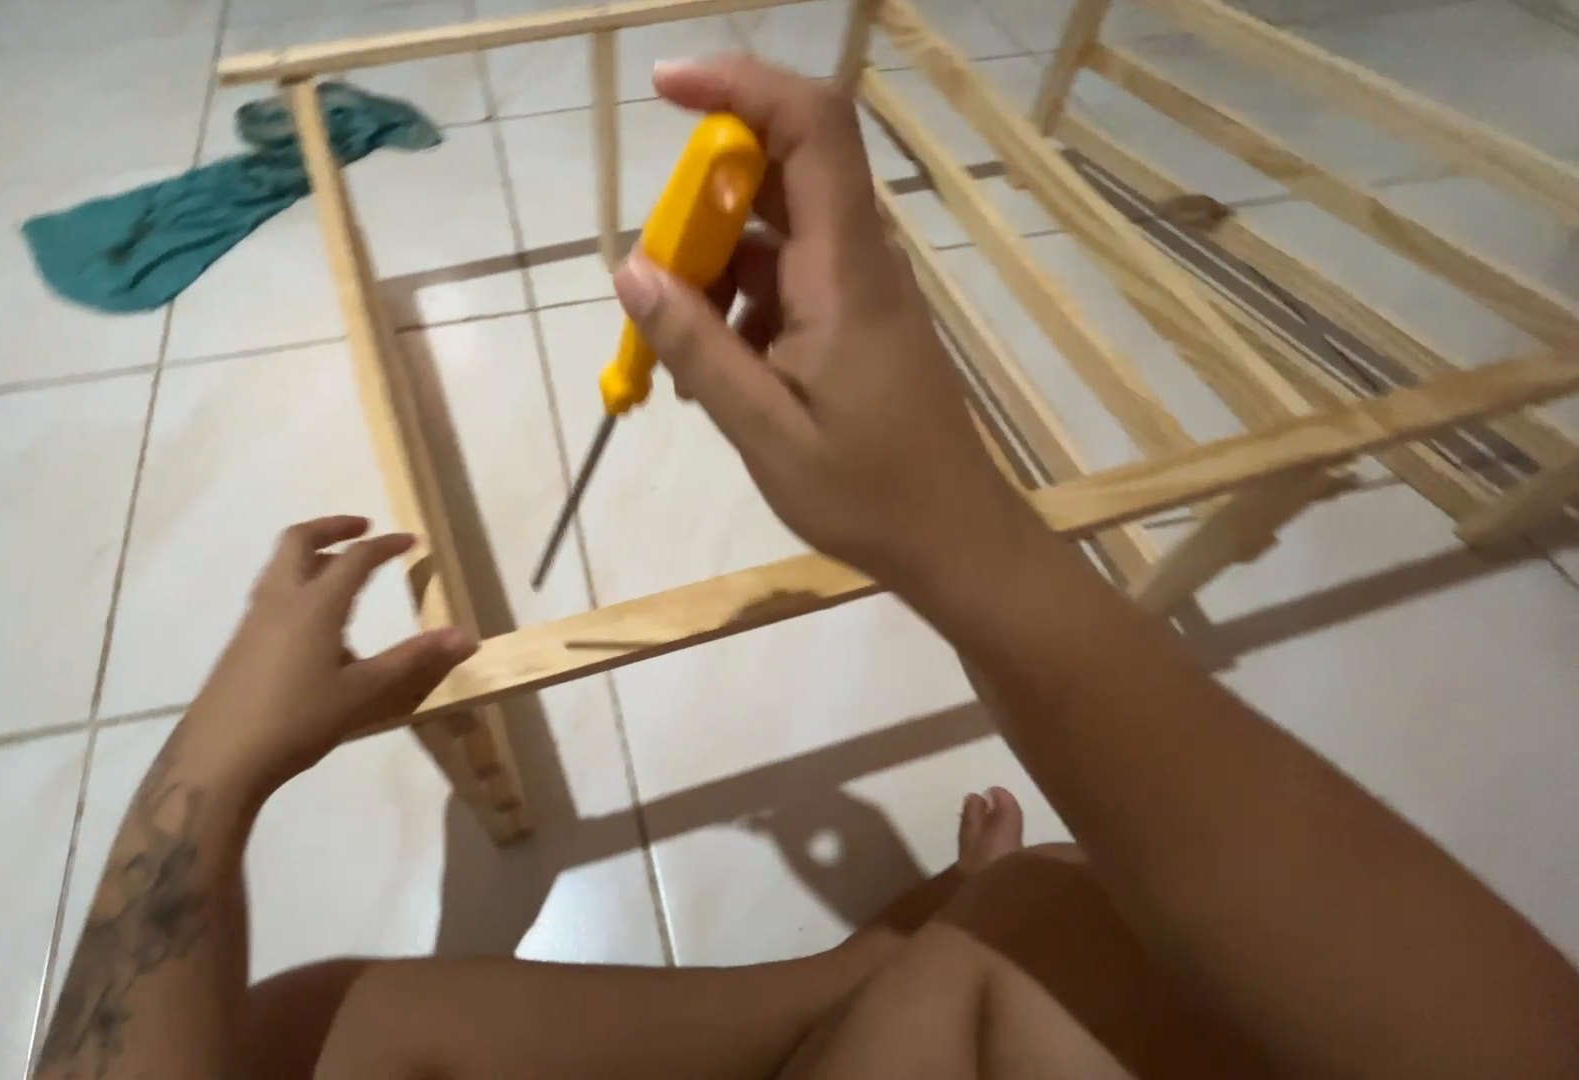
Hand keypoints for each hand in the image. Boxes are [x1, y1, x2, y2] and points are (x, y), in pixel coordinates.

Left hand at [177, 516, 475, 796]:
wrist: (219, 760)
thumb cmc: (298, 720)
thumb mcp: (365, 692)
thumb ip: (414, 659)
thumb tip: (465, 637)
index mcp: (315, 606)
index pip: (356, 558)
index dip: (386, 545)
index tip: (411, 541)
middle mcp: (281, 600)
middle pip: (300, 540)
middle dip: (333, 527)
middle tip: (362, 528)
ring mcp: (254, 620)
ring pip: (280, 565)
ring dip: (312, 554)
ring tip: (340, 570)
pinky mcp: (241, 642)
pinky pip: (272, 592)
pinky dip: (298, 582)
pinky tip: (316, 625)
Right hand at [620, 56, 1053, 610]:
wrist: (951, 538)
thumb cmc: (865, 493)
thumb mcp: (764, 430)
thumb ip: (698, 349)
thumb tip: (631, 272)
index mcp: (845, 273)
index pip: (810, 127)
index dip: (740, 85)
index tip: (666, 87)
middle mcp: (858, 262)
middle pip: (780, 178)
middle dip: (702, 209)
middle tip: (655, 282)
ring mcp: (859, 293)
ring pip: (774, 239)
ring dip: (714, 274)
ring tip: (677, 352)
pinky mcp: (855, 324)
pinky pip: (786, 285)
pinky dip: (739, 311)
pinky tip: (716, 373)